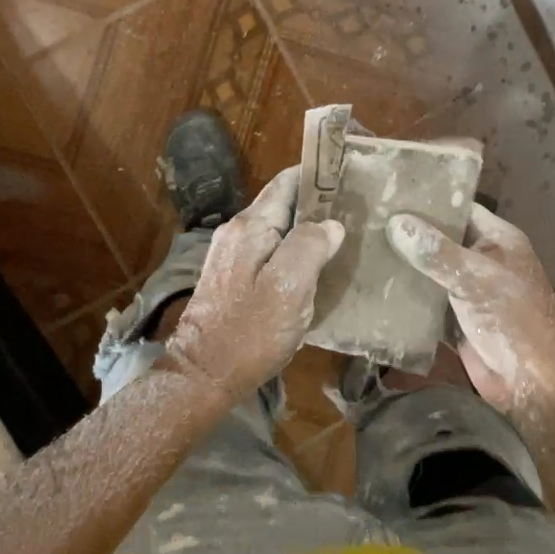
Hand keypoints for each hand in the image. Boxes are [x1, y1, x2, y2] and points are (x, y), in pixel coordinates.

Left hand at [165, 167, 345, 400]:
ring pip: (275, 228)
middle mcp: (236, 232)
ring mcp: (230, 255)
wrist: (202, 377)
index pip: (286, 183)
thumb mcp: (289, 287)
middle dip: (314, 204)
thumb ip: (310, 246)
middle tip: (352, 211)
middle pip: (281, 204)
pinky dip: (291, 251)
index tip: (347, 176)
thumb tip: (330, 224)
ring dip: (303, 230)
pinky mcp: (230, 278)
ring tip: (337, 238)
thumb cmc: (249, 332)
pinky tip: (309, 268)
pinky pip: (268, 251)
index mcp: (250, 226)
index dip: (316, 176)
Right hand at [387, 205, 554, 415]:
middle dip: (410, 233)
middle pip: (441, 240)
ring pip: (430, 270)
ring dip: (404, 265)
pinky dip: (405, 296)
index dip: (430, 200)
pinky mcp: (454, 319)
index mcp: (497, 240)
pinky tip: (373, 286)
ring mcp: (467, 290)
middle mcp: (482, 260)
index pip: (459, 209)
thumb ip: (436, 252)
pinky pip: (425, 301)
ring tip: (363, 247)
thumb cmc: (512, 318)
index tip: (392, 193)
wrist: (530, 382)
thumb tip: (396, 223)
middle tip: (368, 219)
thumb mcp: (474, 277)